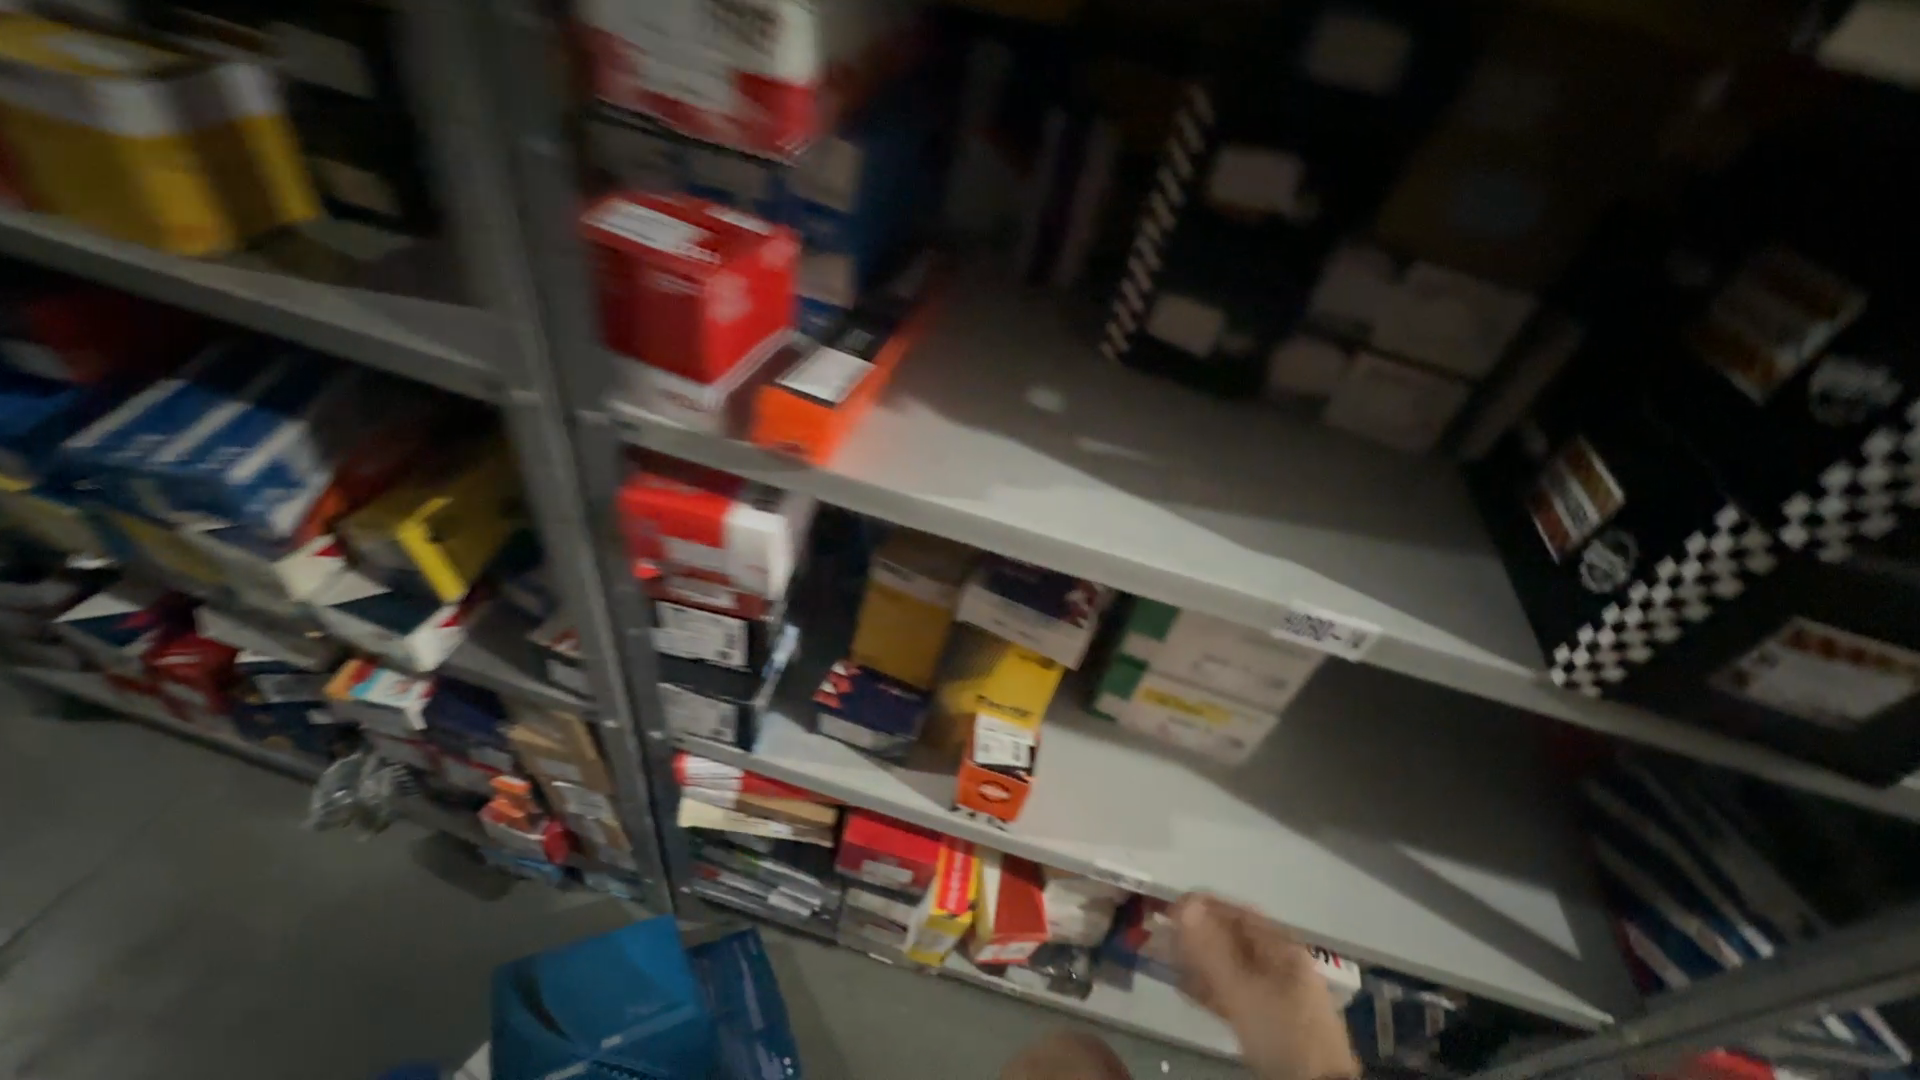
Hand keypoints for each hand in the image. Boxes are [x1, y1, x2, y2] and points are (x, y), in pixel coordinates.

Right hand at [1172, 893, 1360, 1079]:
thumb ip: (1211, 948)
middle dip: (1199, 934)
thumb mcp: (1243, 990)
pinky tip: (1184, 989)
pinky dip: (1209, 988)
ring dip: (1200, 961)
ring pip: (1231, 968)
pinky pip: (1233, 995)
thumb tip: (1185, 903)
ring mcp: (1275, 996)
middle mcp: (1281, 967)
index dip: (1206, 906)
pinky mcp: (1267, 1022)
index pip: (1240, 915)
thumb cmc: (1280, 1031)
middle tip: (1164, 933)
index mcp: (1283, 950)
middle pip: (1234, 941)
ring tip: (1167, 958)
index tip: (1172, 906)